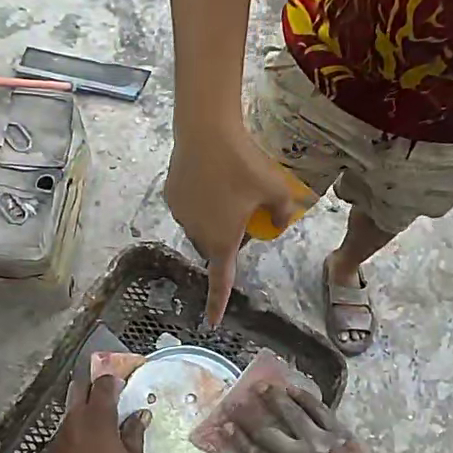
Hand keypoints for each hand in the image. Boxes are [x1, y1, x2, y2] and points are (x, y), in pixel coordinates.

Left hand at [42, 374, 149, 452]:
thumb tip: (139, 416)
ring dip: (87, 408)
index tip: (125, 383)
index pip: (102, 384)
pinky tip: (93, 445)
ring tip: (107, 422)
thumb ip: (135, 435)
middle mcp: (74, 420)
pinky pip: (68, 430)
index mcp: (96, 417)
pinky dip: (80, 429)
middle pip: (81, 389)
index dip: (114, 379)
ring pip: (73, 410)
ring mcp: (60, 437)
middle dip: (95, 387)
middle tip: (114, 395)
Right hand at [166, 119, 302, 325]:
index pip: (220, 280)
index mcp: (223, 241)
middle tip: (248, 209)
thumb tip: (278, 221)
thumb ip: (282, 211)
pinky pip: (190, 205)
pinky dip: (201, 199)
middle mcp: (197, 233)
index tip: (212, 321)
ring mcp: (180, 214)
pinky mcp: (170, 194)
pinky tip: (210, 175)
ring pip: (202, 225)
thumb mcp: (276, 189)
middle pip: (216, 246)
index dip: (217, 302)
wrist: (206, 130)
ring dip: (215, 217)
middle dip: (230, 237)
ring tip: (228, 185)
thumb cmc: (244, 165)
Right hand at [227, 385, 405, 452]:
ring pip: (292, 412)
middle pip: (267, 430)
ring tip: (262, 386)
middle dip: (247, 415)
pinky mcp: (341, 434)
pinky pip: (320, 410)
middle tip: (235, 401)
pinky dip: (305, 398)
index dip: (237, 438)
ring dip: (275, 397)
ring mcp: (321, 441)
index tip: (225, 425)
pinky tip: (294, 389)